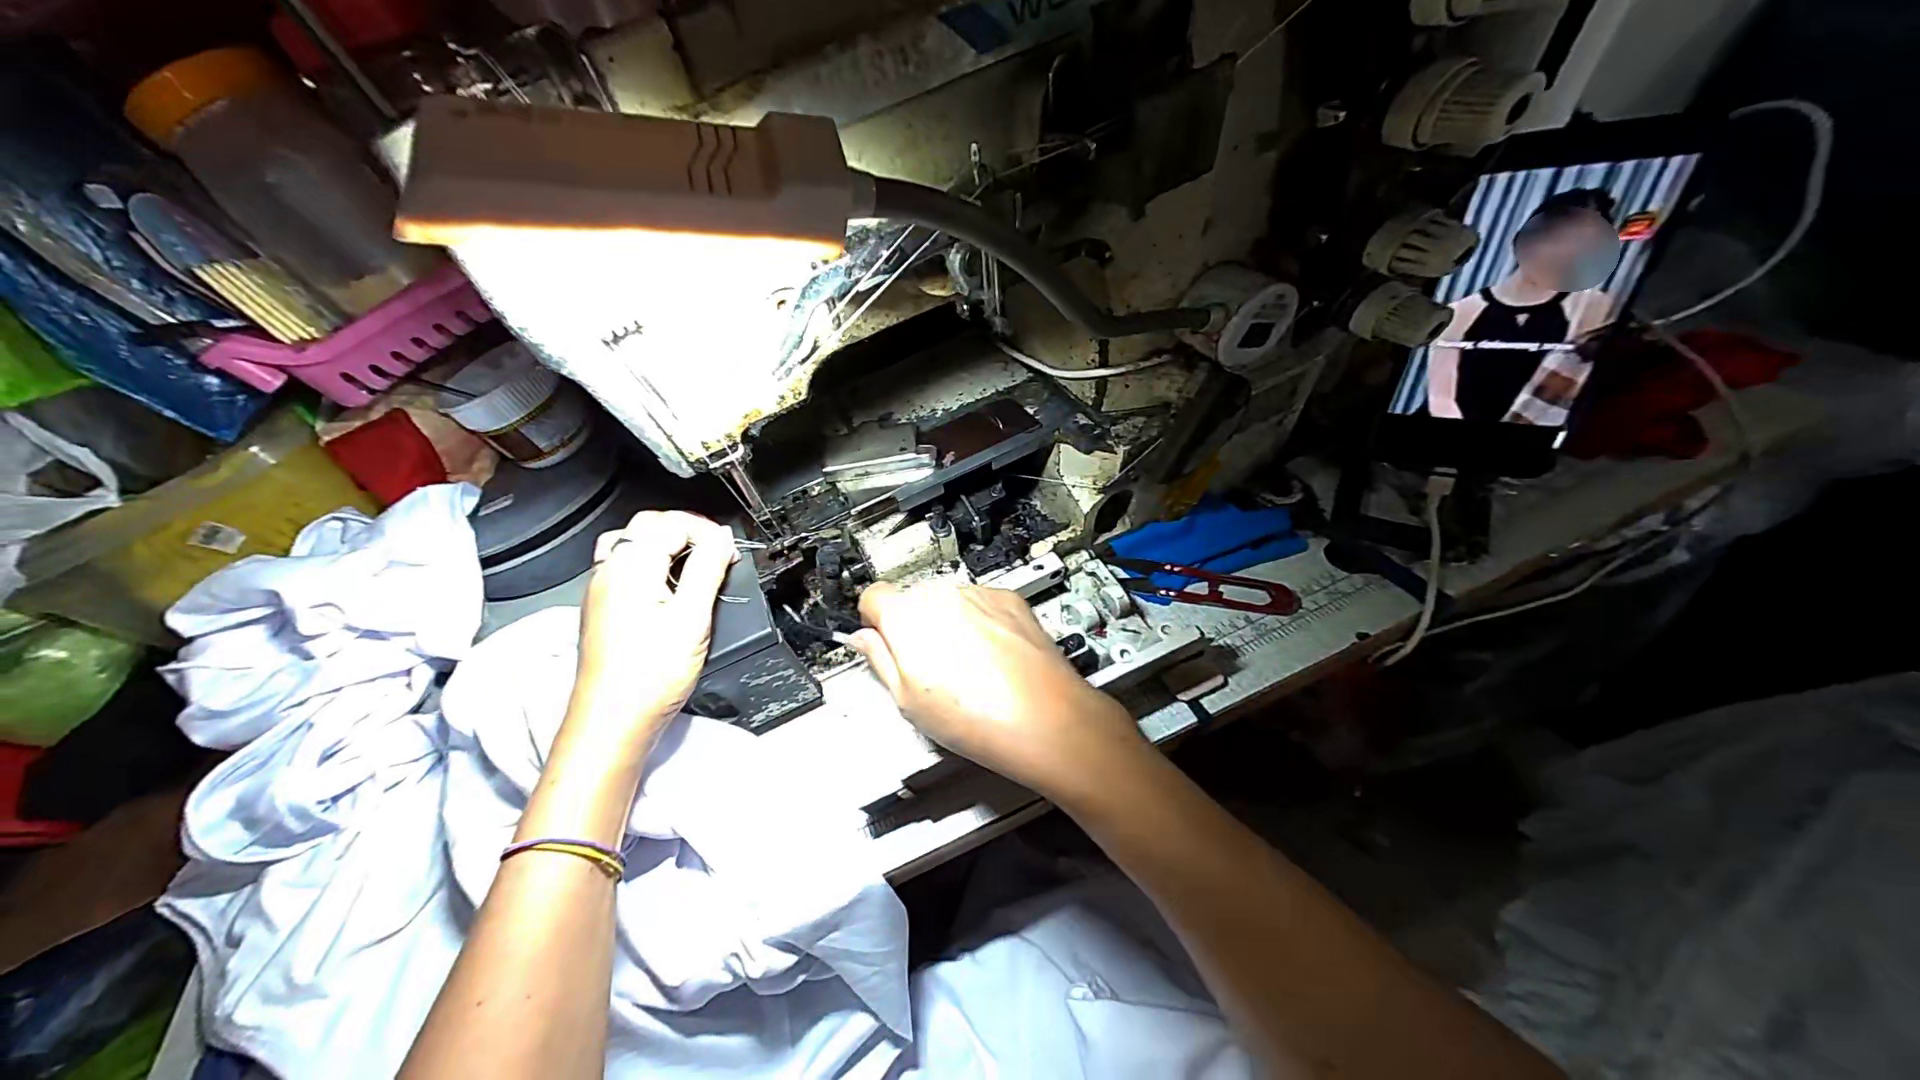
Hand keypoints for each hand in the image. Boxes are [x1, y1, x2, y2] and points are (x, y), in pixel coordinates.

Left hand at [574, 511, 737, 722]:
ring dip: (667, 545)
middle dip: (687, 531)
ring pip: (633, 544)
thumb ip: (708, 569)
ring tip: (695, 564)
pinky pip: (626, 568)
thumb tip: (722, 539)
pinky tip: (671, 589)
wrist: (613, 720)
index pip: (671, 523)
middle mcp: (609, 572)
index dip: (706, 531)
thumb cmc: (648, 677)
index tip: (729, 551)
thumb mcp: (693, 617)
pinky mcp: (603, 610)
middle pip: (648, 526)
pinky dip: (652, 565)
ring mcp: (602, 590)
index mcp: (630, 566)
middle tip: (717, 552)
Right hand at [848, 582, 1152, 805]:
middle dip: (912, 625)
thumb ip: (879, 660)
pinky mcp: (1008, 600)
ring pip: (948, 601)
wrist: (1044, 717)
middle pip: (911, 599)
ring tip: (964, 670)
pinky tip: (989, 659)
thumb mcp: (908, 700)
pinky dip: (980, 623)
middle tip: (926, 667)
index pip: (872, 596)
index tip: (880, 638)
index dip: (873, 620)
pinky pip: (981, 603)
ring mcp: (977, 595)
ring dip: (948, 624)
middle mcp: (941, 596)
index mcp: (906, 616)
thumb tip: (866, 642)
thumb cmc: (979, 717)